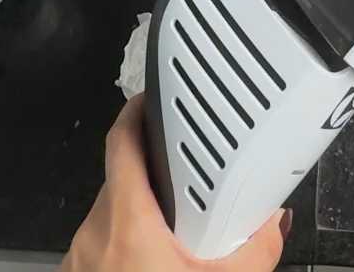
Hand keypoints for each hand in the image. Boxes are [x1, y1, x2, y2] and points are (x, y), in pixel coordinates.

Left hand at [62, 96, 289, 271]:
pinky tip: (150, 262)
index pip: (120, 142)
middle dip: (151, 169)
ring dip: (137, 210)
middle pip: (119, 177)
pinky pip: (98, 245)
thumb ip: (255, 250)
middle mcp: (93, 234)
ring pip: (108, 214)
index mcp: (126, 221)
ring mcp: (77, 261)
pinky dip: (121, 241)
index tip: (156, 97)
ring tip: (173, 222)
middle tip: (185, 168)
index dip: (135, 111)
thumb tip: (276, 218)